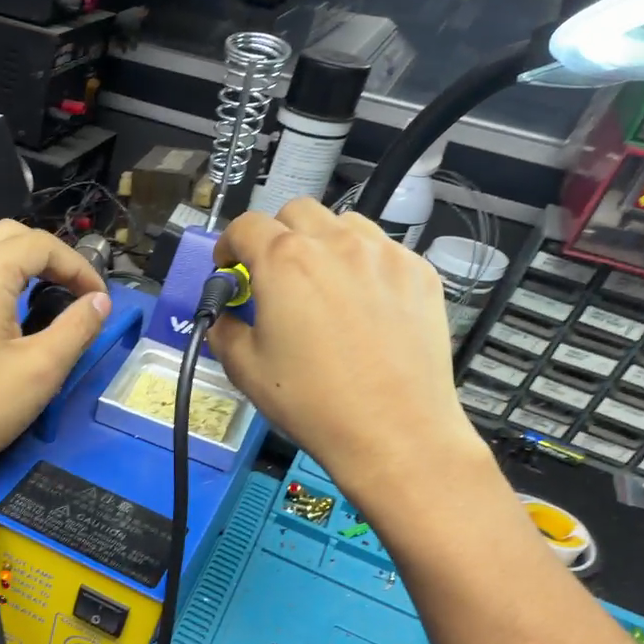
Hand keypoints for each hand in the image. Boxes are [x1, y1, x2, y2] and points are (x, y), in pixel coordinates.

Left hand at [0, 220, 110, 482]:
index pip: (41, 245)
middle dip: (48, 256)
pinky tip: (1, 310)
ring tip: (43, 295)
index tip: (98, 298)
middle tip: (74, 291)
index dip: (78, 265)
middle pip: (9, 234)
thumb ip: (77, 328)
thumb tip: (99, 301)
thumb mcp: (40, 371)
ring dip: (17, 261)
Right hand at [211, 199, 489, 505]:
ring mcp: (384, 255)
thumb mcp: (246, 371)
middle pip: (296, 212)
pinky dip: (362, 266)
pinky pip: (381, 252)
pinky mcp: (418, 274)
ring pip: (344, 224)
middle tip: (272, 276)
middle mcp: (336, 244)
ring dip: (322, 244)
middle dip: (276, 236)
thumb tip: (225, 317)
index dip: (229, 245)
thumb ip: (225, 330)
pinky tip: (360, 306)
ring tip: (320, 286)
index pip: (246, 226)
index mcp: (284, 262)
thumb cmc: (312, 403)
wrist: (393, 432)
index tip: (229, 268)